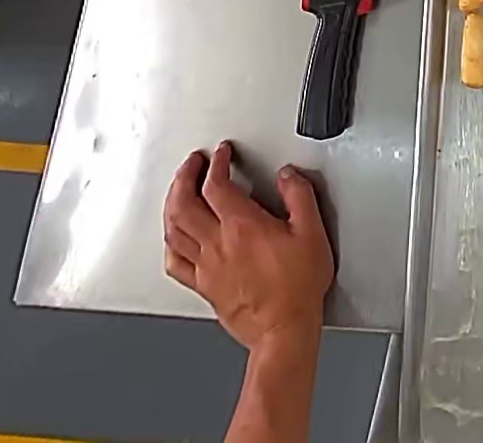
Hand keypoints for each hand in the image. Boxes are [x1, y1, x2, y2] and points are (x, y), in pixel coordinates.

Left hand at [163, 141, 333, 352]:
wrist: (284, 330)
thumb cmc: (298, 286)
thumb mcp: (312, 231)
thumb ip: (299, 196)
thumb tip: (288, 176)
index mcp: (242, 226)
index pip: (216, 185)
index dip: (217, 163)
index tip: (222, 153)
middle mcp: (218, 244)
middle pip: (183, 204)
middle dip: (185, 176)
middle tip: (193, 163)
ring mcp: (206, 267)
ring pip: (173, 230)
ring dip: (172, 203)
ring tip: (180, 189)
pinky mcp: (204, 287)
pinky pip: (175, 262)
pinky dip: (170, 242)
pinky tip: (174, 237)